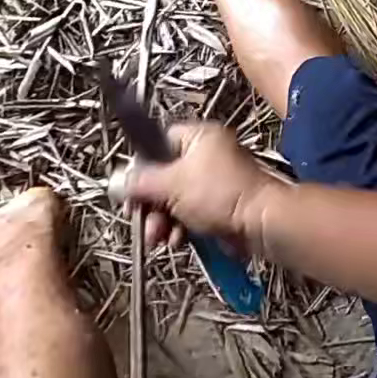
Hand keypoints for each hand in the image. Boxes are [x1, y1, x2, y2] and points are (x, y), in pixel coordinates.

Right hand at [107, 122, 280, 255]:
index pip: (160, 141)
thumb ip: (140, 182)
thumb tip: (115, 181)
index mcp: (200, 137)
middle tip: (139, 217)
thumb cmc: (222, 194)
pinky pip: (190, 214)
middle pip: (164, 175)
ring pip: (175, 199)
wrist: (260, 222)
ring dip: (162, 220)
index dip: (142, 164)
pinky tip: (176, 240)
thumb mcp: (172, 184)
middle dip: (150, 203)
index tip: (129, 187)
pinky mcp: (220, 206)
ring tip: (159, 236)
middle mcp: (208, 155)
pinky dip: (180, 227)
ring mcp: (215, 182)